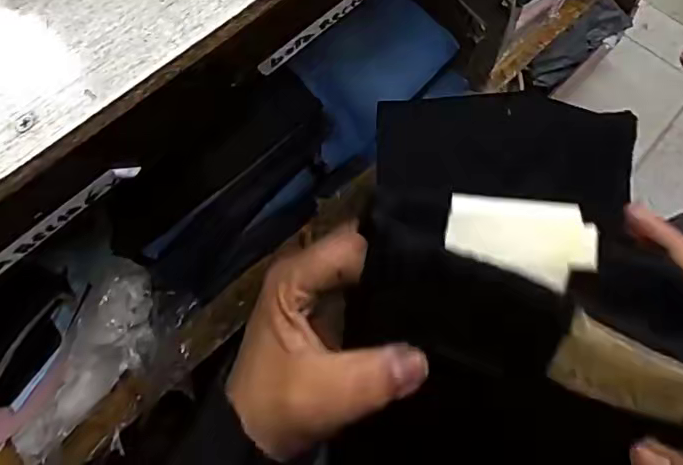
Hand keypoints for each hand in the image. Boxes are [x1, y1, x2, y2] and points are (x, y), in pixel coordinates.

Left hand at [226, 228, 429, 459]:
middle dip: (396, 259)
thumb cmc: (276, 408)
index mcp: (294, 273)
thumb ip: (370, 377)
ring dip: (392, 274)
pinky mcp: (325, 300)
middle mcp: (303, 266)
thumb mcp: (322, 396)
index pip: (354, 243)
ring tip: (427, 288)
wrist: (250, 440)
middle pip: (361, 243)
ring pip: (364, 260)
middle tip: (432, 276)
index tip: (425, 271)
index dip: (390, 254)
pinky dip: (385, 289)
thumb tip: (420, 360)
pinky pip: (363, 280)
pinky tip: (410, 303)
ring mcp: (313, 282)